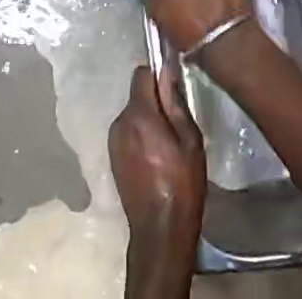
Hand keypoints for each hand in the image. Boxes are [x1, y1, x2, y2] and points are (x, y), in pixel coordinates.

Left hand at [109, 64, 204, 245]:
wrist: (159, 229)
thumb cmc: (182, 185)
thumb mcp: (190, 142)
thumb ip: (175, 104)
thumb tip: (166, 72)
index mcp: (138, 114)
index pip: (141, 74)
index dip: (157, 75)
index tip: (172, 86)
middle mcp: (119, 120)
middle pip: (137, 96)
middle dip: (155, 102)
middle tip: (176, 125)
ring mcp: (112, 138)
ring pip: (132, 115)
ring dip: (147, 120)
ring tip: (167, 146)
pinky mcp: (111, 154)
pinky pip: (127, 132)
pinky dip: (139, 136)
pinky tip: (154, 158)